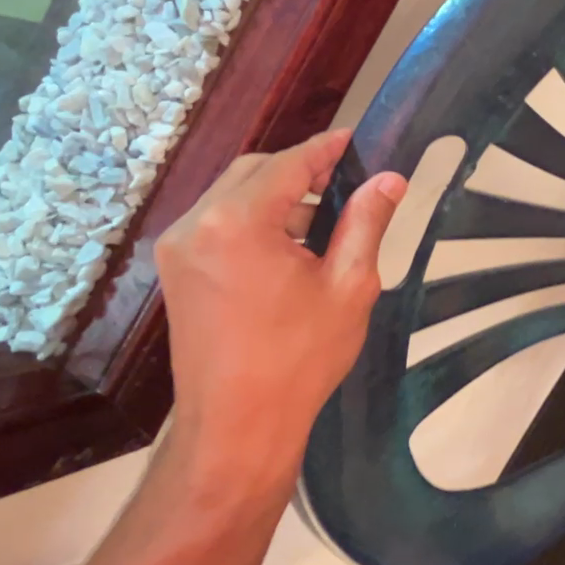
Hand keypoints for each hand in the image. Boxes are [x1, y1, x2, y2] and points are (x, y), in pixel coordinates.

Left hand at [156, 129, 405, 474]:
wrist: (237, 423)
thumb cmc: (301, 356)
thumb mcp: (348, 285)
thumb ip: (366, 222)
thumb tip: (389, 179)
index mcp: (237, 223)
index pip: (288, 164)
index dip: (326, 149)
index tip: (357, 141)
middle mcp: (195, 224)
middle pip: (253, 171)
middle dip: (300, 170)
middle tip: (348, 184)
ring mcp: (178, 248)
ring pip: (232, 195)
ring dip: (278, 196)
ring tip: (325, 224)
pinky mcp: (176, 270)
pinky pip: (218, 222)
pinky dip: (255, 220)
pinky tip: (290, 248)